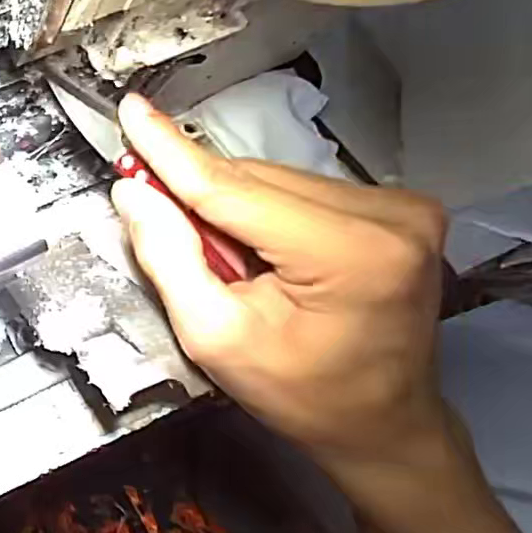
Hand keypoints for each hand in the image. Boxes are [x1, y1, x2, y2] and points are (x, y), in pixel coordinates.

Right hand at [111, 94, 455, 473]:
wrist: (382, 423)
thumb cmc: (299, 392)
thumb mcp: (214, 336)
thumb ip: (169, 257)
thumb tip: (134, 192)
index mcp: (349, 252)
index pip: (231, 188)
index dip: (169, 151)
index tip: (131, 110)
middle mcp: (388, 214)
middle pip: (251, 180)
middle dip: (193, 193)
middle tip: (151, 211)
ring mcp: (400, 207)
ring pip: (270, 180)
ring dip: (225, 204)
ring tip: (222, 260)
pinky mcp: (396, 209)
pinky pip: (295, 189)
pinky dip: (257, 210)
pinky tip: (252, 249)